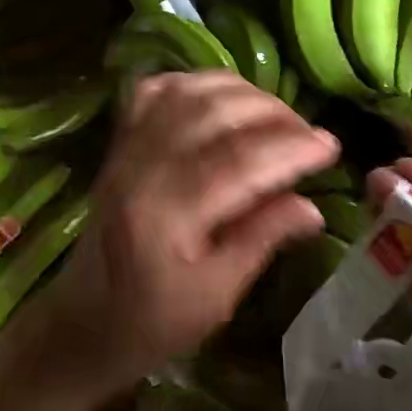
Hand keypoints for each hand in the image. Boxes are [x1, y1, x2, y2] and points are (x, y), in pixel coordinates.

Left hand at [41, 71, 336, 401]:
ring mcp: (126, 150)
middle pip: (215, 114)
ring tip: (278, 115)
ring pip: (190, 93)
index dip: (292, 148)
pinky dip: (199, 84)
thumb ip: (262, 240)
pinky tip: (226, 98)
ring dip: (244, 93)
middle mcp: (140, 169)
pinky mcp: (120, 143)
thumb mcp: (216, 298)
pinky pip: (159, 91)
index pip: (239, 162)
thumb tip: (313, 207)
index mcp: (164, 216)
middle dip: (275, 115)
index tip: (332, 146)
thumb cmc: (149, 326)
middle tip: (310, 133)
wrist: (79, 325)